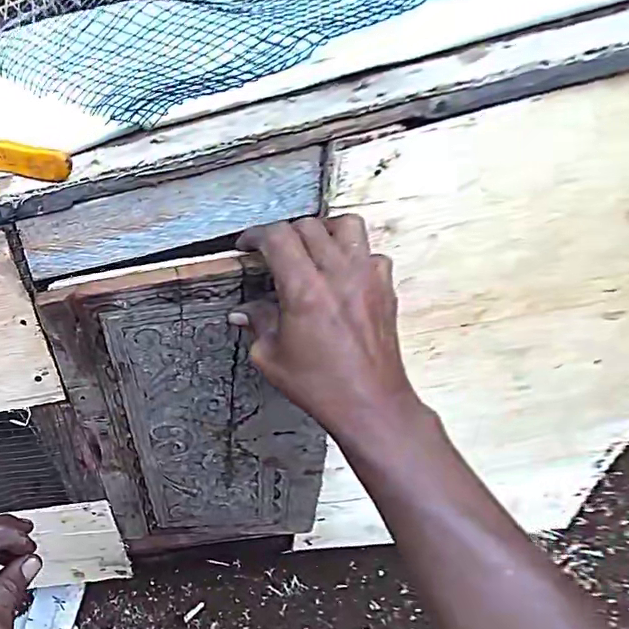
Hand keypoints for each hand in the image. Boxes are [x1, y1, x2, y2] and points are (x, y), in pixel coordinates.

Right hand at [231, 215, 425, 441]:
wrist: (368, 402)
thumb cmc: (321, 384)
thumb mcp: (270, 355)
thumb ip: (257, 322)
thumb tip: (244, 312)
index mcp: (304, 290)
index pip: (278, 237)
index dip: (256, 235)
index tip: (247, 244)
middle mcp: (338, 276)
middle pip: (308, 225)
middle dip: (283, 233)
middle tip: (271, 250)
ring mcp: (367, 278)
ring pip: (346, 226)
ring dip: (322, 230)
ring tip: (309, 248)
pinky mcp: (384, 288)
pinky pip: (370, 253)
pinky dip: (352, 255)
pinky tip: (339, 274)